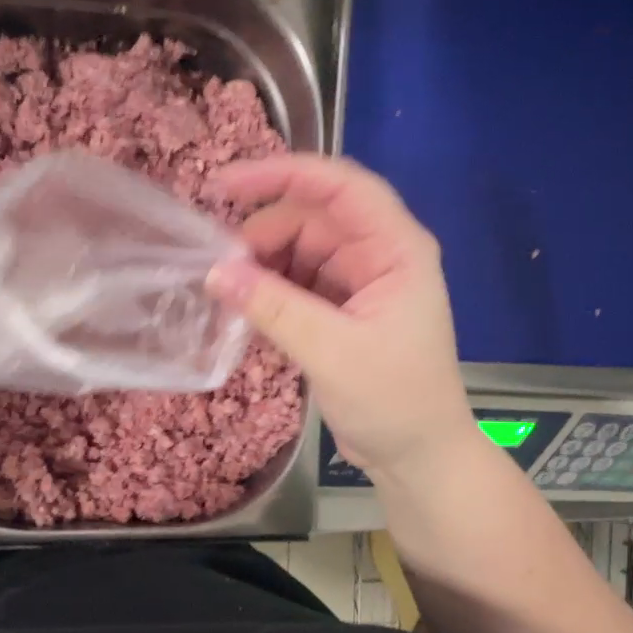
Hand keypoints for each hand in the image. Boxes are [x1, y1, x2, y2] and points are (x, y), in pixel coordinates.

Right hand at [204, 155, 476, 478]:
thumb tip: (215, 272)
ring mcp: (357, 284)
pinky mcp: (339, 314)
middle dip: (262, 236)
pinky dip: (267, 295)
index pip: (338, 187)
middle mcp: (377, 255)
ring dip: (260, 268)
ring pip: (297, 253)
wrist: (416, 457)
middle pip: (311, 219)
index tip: (224, 185)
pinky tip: (242, 313)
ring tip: (225, 295)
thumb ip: (274, 308)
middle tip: (218, 270)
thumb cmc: (392, 400)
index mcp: (395, 248)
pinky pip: (295, 287)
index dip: (281, 175)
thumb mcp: (332, 351)